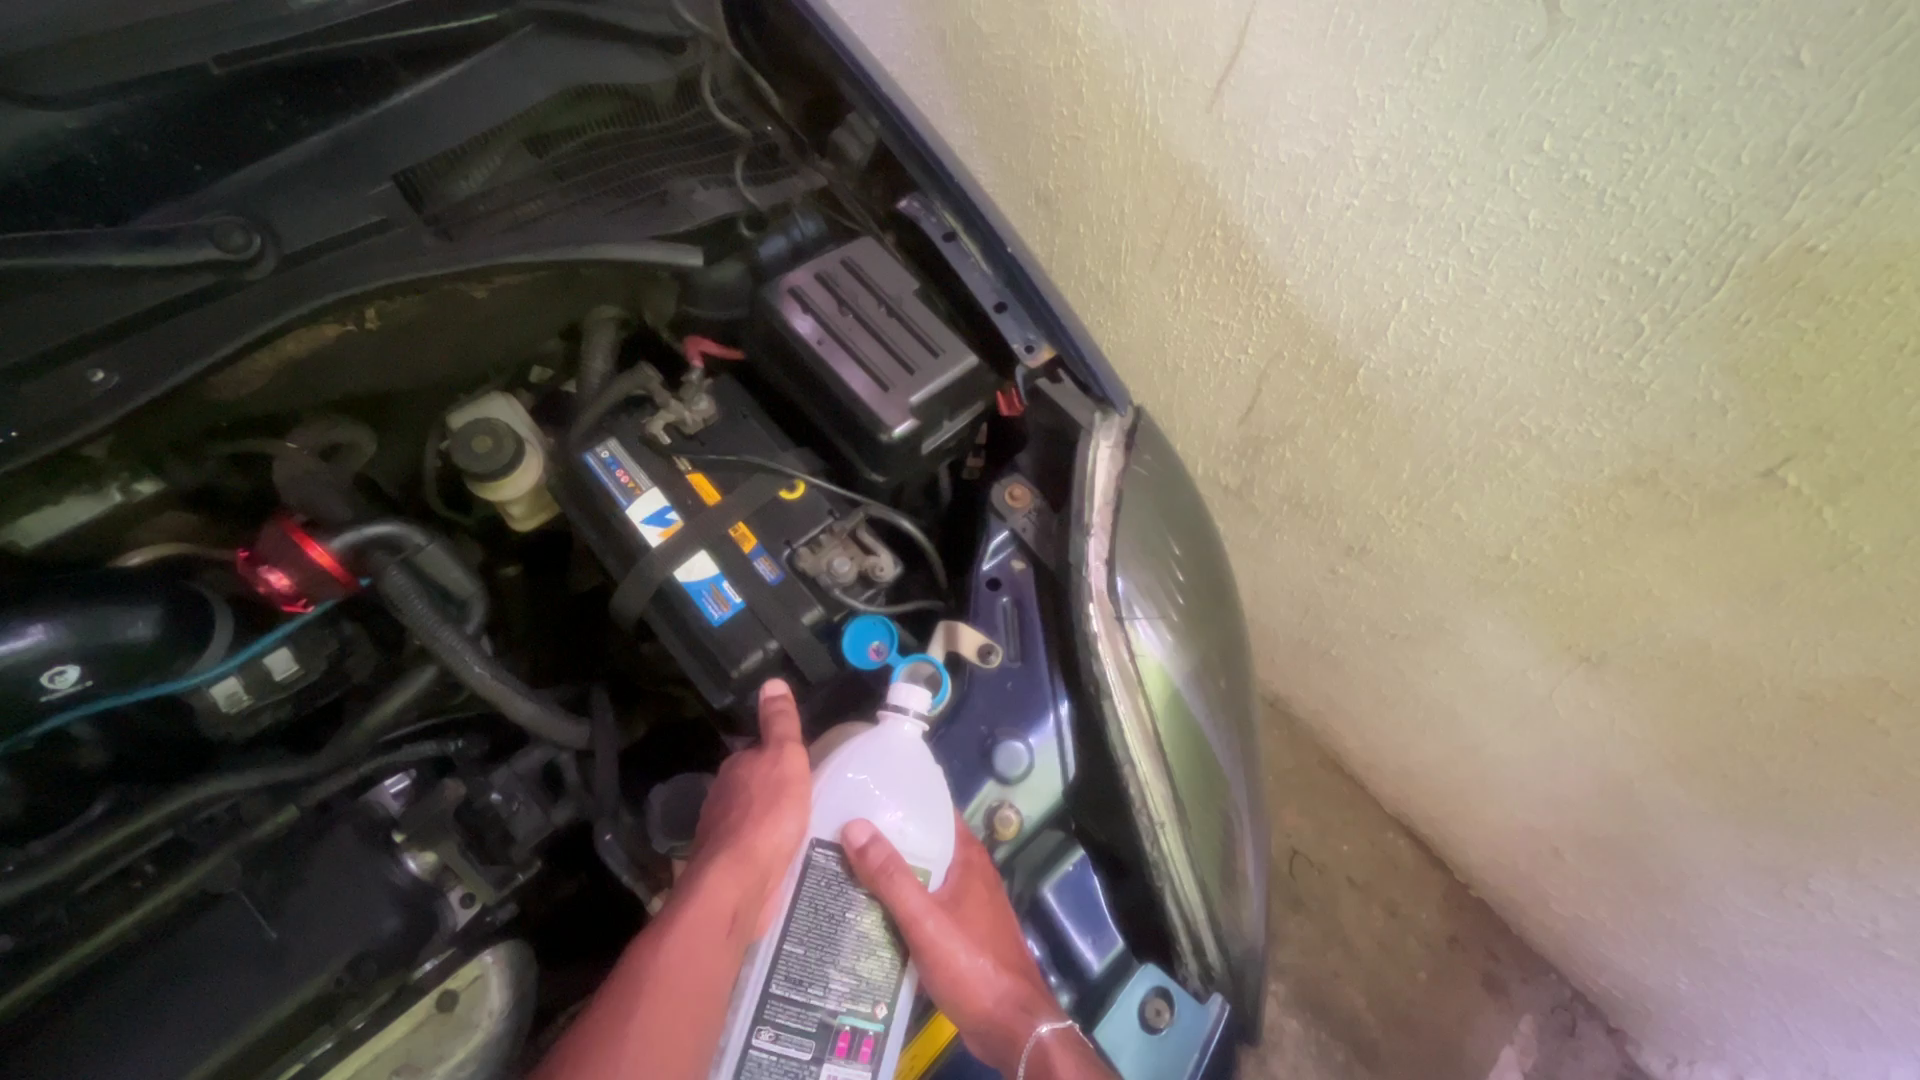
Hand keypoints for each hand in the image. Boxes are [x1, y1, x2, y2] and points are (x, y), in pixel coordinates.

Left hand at [689, 678, 810, 937]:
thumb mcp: (784, 758)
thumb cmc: (767, 815)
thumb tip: (772, 681)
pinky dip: (769, 850)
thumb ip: (780, 723)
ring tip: (806, 828)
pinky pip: (755, 850)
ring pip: (754, 820)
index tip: (805, 765)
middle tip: (812, 797)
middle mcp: (723, 797)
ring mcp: (723, 834)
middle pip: (755, 786)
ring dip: (773, 823)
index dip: (781, 756)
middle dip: (777, 791)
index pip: (760, 753)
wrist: (738, 884)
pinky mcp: (730, 868)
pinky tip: (788, 856)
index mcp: (736, 768)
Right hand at [841, 813, 1069, 1073]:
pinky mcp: (962, 934)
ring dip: (893, 876)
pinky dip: (902, 906)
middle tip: (842, 834)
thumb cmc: (972, 965)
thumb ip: (890, 876)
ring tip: (846, 869)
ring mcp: (968, 905)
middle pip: (926, 846)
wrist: (1012, 1027)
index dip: (904, 801)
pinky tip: (870, 914)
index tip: (865, 795)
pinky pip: (927, 908)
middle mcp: (970, 874)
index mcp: (968, 858)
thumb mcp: (924, 919)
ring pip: (925, 879)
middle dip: (889, 841)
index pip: (936, 812)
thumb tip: (854, 826)